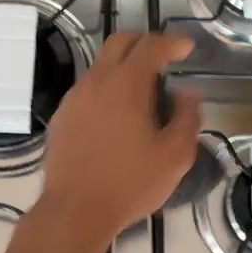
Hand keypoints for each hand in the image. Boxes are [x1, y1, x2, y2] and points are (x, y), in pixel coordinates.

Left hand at [35, 32, 201, 244]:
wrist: (75, 210)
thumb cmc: (130, 182)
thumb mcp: (175, 155)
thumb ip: (187, 117)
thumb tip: (189, 92)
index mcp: (127, 83)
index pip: (152, 46)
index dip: (173, 42)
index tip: (187, 47)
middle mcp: (97, 80)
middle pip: (120, 42)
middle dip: (145, 42)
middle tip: (164, 57)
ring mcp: (75, 96)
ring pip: (101, 65)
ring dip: (124, 67)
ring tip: (144, 92)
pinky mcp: (62, 115)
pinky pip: (88, 89)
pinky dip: (107, 89)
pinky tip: (117, 115)